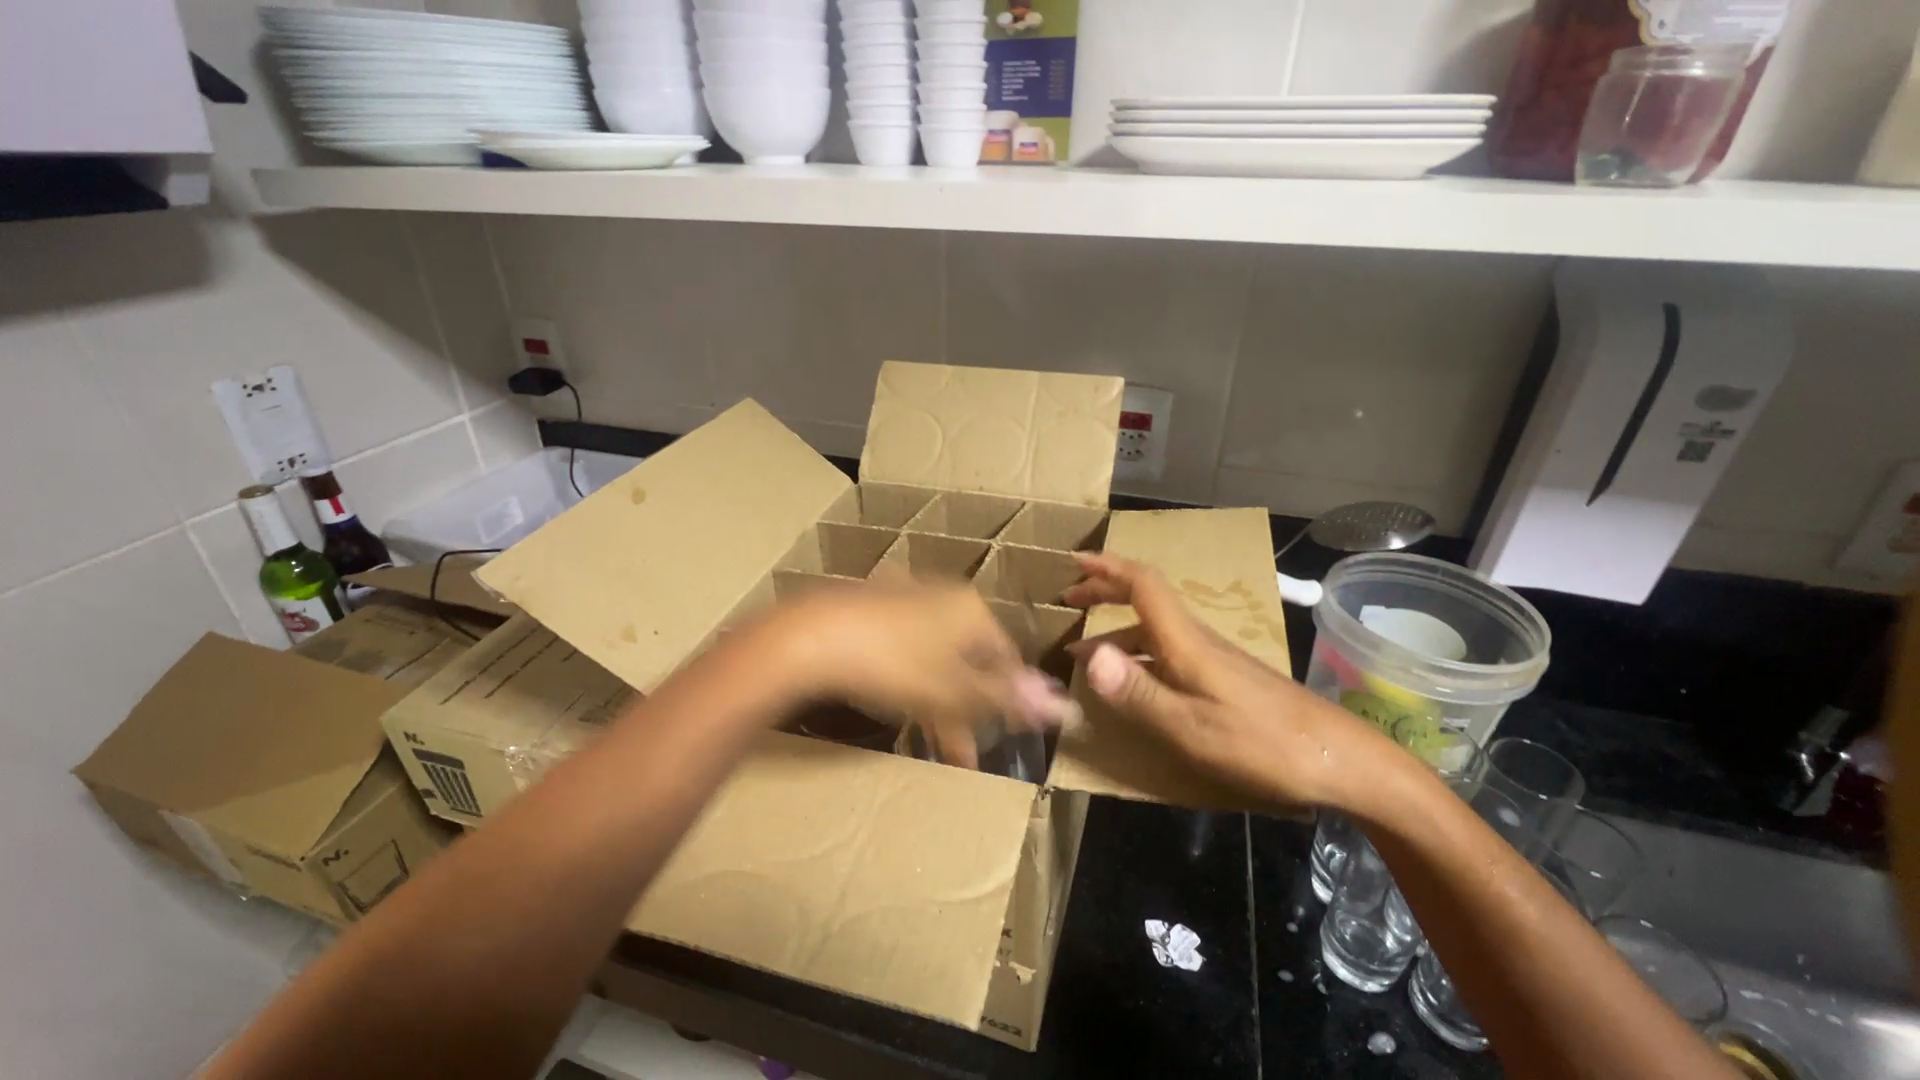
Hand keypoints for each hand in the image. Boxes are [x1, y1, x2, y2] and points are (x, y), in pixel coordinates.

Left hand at [769, 579, 1074, 768]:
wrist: (809, 638)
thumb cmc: (893, 664)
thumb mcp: (955, 690)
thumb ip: (1006, 699)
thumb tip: (1064, 707)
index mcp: (971, 609)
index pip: (1008, 658)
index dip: (1010, 701)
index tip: (1006, 737)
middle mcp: (942, 597)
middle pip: (970, 660)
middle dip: (970, 711)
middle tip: (966, 753)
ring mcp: (903, 600)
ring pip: (936, 659)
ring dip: (940, 704)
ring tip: (936, 744)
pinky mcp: (870, 610)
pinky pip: (905, 652)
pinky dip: (911, 684)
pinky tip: (900, 707)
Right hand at [1061, 554, 1387, 806]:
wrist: (1340, 761)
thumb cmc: (1263, 745)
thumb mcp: (1192, 728)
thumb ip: (1139, 693)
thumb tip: (1089, 655)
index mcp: (1188, 643)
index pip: (1143, 585)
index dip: (1108, 567)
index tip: (1074, 561)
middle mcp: (1199, 641)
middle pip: (1148, 600)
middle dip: (1106, 592)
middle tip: (1069, 600)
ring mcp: (1216, 660)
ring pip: (1156, 631)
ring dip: (1117, 631)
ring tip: (1083, 655)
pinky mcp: (1226, 680)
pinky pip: (1169, 654)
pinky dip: (1138, 657)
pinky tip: (1132, 685)